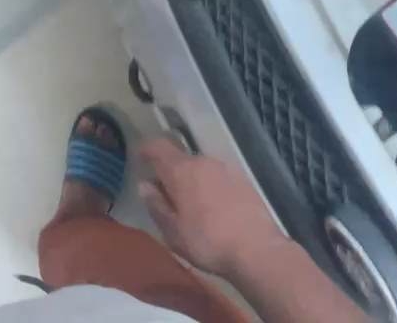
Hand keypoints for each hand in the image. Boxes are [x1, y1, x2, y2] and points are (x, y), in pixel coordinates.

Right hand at [138, 137, 289, 277]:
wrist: (257, 249)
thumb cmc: (207, 242)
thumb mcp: (173, 232)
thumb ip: (157, 206)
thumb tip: (145, 185)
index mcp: (181, 170)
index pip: (158, 147)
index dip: (147, 149)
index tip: (140, 156)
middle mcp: (202, 161)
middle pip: (180, 158)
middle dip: (170, 172)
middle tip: (166, 194)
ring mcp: (224, 167)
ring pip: (200, 168)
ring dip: (192, 180)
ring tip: (192, 205)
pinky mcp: (242, 178)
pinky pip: (217, 176)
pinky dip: (210, 186)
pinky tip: (214, 208)